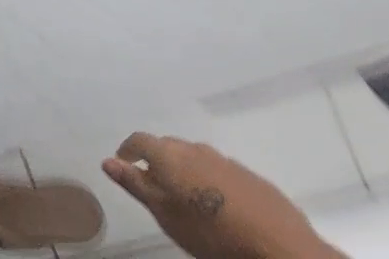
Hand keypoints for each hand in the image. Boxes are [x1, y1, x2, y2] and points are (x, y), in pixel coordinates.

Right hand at [104, 133, 343, 258]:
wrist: (281, 250)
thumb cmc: (210, 233)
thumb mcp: (164, 214)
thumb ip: (135, 184)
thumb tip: (107, 160)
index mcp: (169, 155)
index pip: (139, 140)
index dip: (128, 150)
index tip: (124, 165)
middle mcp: (196, 150)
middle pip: (168, 147)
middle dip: (158, 161)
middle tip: (157, 186)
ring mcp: (228, 162)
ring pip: (197, 159)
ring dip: (187, 171)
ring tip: (190, 197)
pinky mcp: (254, 179)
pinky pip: (223, 172)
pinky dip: (213, 182)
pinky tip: (222, 207)